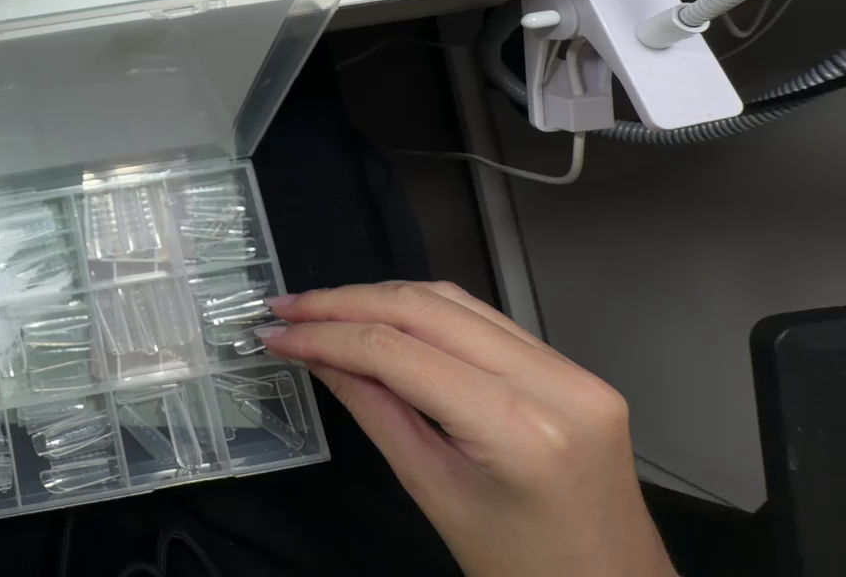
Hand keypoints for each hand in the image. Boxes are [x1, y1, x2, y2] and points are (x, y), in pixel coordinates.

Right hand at [260, 282, 677, 576]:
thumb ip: (369, 405)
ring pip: (449, 300)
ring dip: (376, 297)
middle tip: (285, 308)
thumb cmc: (518, 568)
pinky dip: (418, 309)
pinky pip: (478, 318)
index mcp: (518, 426)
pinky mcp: (570, 369)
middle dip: (342, 302)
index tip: (275, 333)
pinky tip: (377, 317)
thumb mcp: (429, 488)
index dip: (324, 335)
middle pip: (421, 308)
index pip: (395, 350)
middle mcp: (553, 382)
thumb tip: (309, 351)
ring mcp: (569, 369)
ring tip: (320, 309)